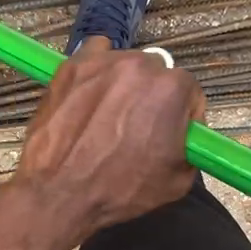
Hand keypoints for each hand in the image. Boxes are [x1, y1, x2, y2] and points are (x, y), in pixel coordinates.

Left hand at [9, 38, 204, 249]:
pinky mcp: (73, 66)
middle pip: (157, 76)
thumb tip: (186, 137)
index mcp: (173, 89)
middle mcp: (141, 65)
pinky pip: (94, 55)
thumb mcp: (177, 181)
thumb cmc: (118, 190)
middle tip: (135, 130)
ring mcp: (104, 62)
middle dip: (151, 100)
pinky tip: (91, 94)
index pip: (189, 94)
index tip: (168, 135)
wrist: (58, 194)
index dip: (181, 117)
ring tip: (107, 118)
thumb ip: (192, 147)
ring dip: (123, 86)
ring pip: (126, 67)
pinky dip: (96, 71)